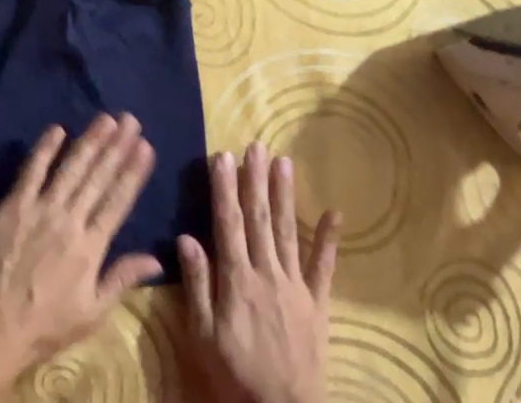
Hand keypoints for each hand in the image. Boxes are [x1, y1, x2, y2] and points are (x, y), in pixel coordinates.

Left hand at [0, 113, 159, 401]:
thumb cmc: (47, 325)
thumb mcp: (93, 312)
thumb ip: (122, 279)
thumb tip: (156, 259)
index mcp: (91, 247)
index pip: (118, 201)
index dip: (133, 172)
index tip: (146, 146)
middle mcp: (69, 220)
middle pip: (97, 177)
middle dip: (116, 146)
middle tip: (131, 120)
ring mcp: (39, 209)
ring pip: (69, 168)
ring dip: (89, 141)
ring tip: (106, 118)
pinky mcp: (13, 206)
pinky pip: (31, 172)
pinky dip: (44, 149)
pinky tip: (57, 129)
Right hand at [177, 142, 339, 402]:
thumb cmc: (234, 373)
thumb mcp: (202, 334)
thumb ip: (197, 285)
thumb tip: (186, 238)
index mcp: (236, 279)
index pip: (227, 222)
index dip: (224, 188)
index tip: (221, 156)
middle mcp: (267, 273)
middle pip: (259, 218)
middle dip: (255, 180)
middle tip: (255, 146)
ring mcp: (296, 287)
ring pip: (288, 231)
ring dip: (284, 195)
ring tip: (282, 162)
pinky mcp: (317, 304)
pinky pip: (324, 267)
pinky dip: (328, 239)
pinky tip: (334, 213)